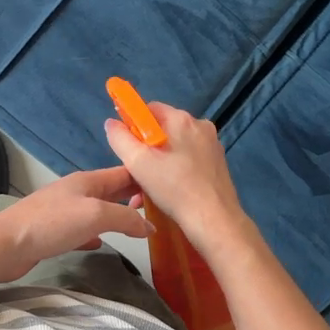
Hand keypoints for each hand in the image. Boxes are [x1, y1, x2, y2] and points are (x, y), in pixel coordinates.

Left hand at [0, 166, 151, 282]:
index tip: (169, 188)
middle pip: (112, 190)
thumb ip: (126, 219)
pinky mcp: (53, 231)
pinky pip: (81, 229)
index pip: (125, 172)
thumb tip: (149, 226)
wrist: (6, 245)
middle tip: (158, 211)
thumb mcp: (96, 216)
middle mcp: (77, 191)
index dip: (146, 177)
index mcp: (89, 180)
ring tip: (136, 228)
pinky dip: (94, 234)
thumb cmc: (51, 224)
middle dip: (134, 197)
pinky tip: (99, 244)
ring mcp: (63, 211)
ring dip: (116, 216)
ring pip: (97, 210)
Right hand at [104, 103, 246, 245]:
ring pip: (174, 148)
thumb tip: (112, 123)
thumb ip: (120, 138)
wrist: (213, 219)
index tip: (125, 147)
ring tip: (145, 191)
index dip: (132, 125)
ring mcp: (211, 146)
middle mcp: (200, 126)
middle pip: (162, 130)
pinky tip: (165, 194)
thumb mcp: (137, 162)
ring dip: (157, 165)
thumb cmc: (173, 188)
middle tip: (134, 174)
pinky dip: (173, 173)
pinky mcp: (217, 164)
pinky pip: (187, 161)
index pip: (149, 109)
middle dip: (144, 150)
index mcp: (181, 120)